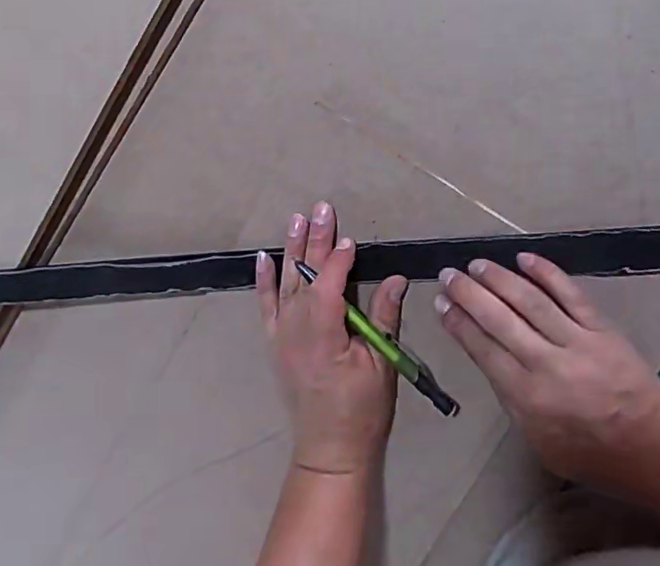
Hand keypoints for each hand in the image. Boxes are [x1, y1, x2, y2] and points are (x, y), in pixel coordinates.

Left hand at [256, 201, 409, 475]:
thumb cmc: (362, 409)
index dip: (339, 261)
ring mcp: (282, 338)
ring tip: (297, 219)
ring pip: (286, 285)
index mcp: (323, 340)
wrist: (330, 449)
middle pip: (306, 278)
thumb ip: (384, 318)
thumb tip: (395, 278)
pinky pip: (267, 307)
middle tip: (322, 208)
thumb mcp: (381, 365)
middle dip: (315, 241)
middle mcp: (296, 334)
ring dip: (293, 250)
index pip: (329, 288)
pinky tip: (264, 257)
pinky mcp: (276, 344)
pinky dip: (264, 281)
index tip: (350, 239)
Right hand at [434, 253, 659, 495]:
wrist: (649, 445)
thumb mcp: (538, 439)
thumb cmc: (589, 451)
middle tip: (449, 275)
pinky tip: (524, 258)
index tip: (441, 303)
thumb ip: (512, 397)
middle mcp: (547, 365)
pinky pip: (569, 292)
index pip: (483, 350)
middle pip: (499, 319)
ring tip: (477, 264)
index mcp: (528, 398)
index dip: (459, 323)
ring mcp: (576, 341)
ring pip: (530, 300)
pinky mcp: (600, 327)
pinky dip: (546, 272)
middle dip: (469, 294)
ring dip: (499, 278)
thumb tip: (491, 354)